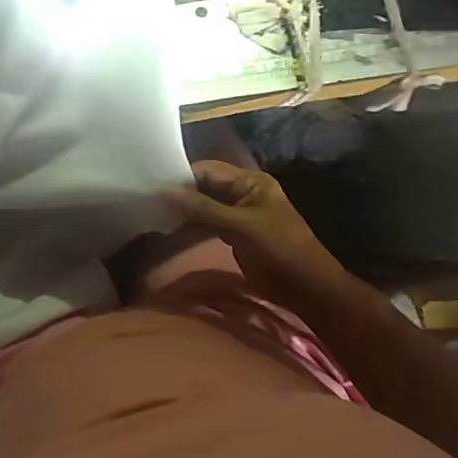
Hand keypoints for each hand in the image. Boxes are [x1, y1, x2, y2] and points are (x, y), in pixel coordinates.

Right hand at [165, 160, 347, 286]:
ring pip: (205, 204)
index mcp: (251, 181)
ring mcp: (240, 213)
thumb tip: (165, 192)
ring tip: (155, 212)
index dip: (182, 175)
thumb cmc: (279, 250)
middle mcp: (244, 191)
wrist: (307, 289)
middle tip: (149, 199)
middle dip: (180, 192)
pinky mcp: (236, 232)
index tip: (152, 184)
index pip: (208, 169)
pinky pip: (209, 221)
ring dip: (184, 208)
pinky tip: (172, 226)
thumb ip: (202, 208)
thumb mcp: (239, 226)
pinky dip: (192, 223)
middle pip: (205, 185)